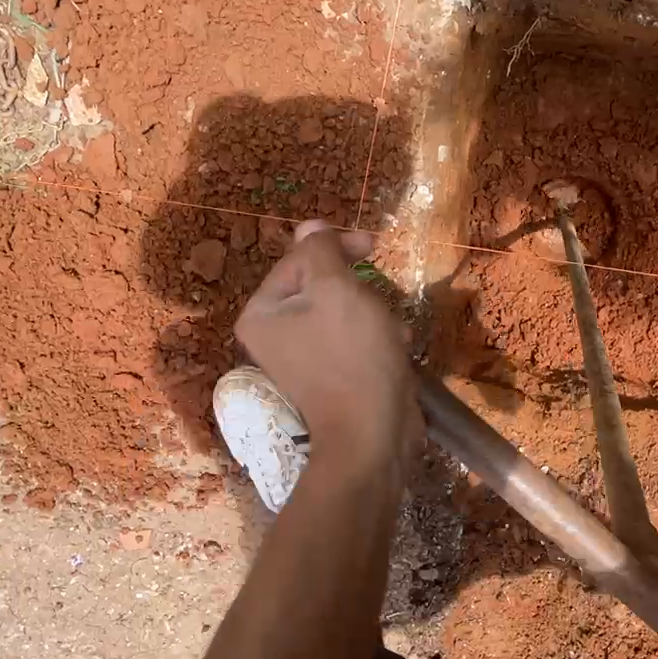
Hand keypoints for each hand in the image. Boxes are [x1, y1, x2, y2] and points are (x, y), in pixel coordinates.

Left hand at [234, 221, 415, 465]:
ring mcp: (301, 357)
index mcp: (262, 311)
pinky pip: (350, 338)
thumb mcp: (338, 289)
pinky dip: (374, 336)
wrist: (371, 432)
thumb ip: (322, 251)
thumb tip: (311, 226)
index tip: (375, 246)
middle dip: (359, 286)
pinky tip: (395, 345)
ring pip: (341, 310)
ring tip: (392, 327)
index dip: (339, 247)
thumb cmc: (353, 354)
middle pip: (320, 284)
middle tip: (384, 295)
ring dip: (373, 311)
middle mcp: (273, 334)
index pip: (300, 258)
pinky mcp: (329, 374)